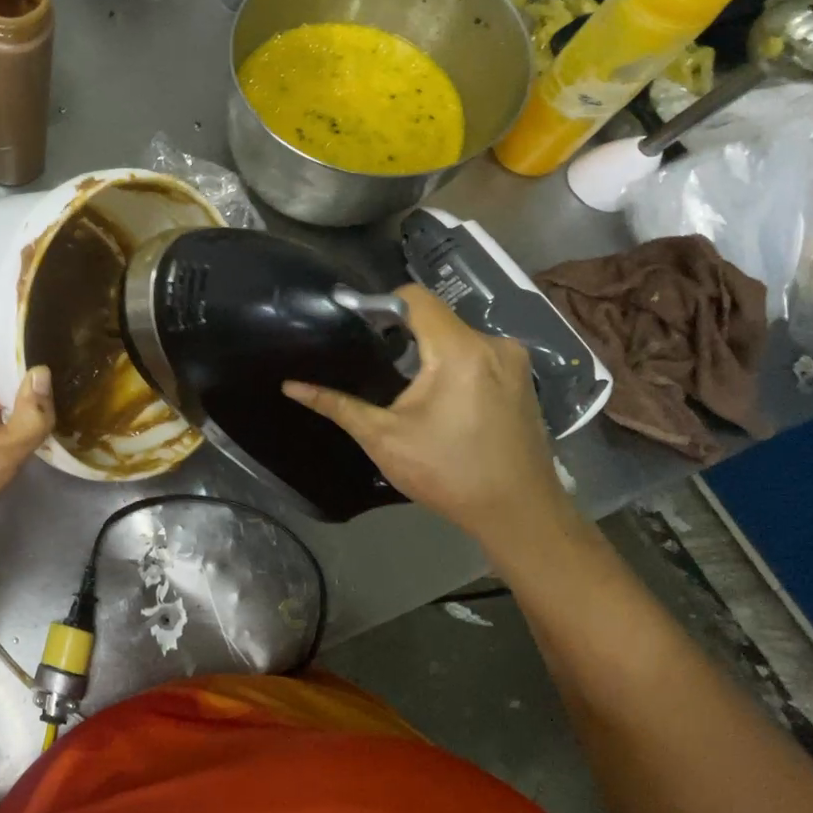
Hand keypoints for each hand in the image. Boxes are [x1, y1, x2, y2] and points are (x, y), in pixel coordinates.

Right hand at [282, 285, 574, 543]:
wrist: (518, 512)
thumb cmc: (447, 473)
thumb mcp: (382, 438)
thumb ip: (336, 405)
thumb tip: (290, 386)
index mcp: (459, 351)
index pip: (415, 299)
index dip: (380, 305)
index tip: (358, 330)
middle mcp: (493, 344)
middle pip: (436, 319)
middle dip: (402, 336)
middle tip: (375, 365)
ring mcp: (514, 362)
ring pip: (457, 338)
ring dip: (428, 353)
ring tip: (404, 388)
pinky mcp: (522, 379)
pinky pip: (478, 356)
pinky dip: (453, 367)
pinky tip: (440, 403)